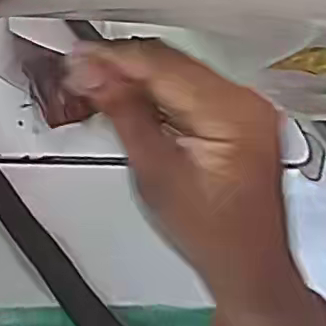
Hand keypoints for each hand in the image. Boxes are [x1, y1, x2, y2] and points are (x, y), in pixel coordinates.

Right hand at [67, 40, 325, 325]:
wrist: (248, 267)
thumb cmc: (213, 235)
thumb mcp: (153, 171)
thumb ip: (121, 111)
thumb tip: (91, 72)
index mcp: (231, 114)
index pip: (159, 65)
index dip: (111, 58)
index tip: (77, 57)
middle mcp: (244, 102)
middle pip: (166, 59)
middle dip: (117, 62)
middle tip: (78, 68)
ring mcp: (243, 104)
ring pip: (172, 64)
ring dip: (130, 69)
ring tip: (93, 78)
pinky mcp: (234, 109)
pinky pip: (182, 79)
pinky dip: (149, 81)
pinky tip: (123, 89)